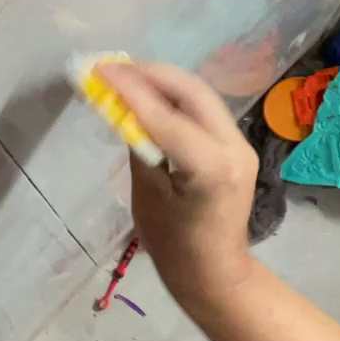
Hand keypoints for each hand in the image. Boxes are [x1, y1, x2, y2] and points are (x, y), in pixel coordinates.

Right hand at [96, 61, 259, 320]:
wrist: (214, 272)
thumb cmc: (174, 246)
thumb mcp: (147, 197)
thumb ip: (140, 149)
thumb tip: (123, 111)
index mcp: (211, 168)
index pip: (166, 116)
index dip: (130, 89)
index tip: (100, 70)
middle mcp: (233, 147)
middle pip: (191, 91)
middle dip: (149, 74)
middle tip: (111, 68)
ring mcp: (239, 143)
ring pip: (198, 95)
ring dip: (160, 81)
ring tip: (124, 76)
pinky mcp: (234, 145)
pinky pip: (201, 110)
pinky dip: (172, 98)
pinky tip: (147, 96)